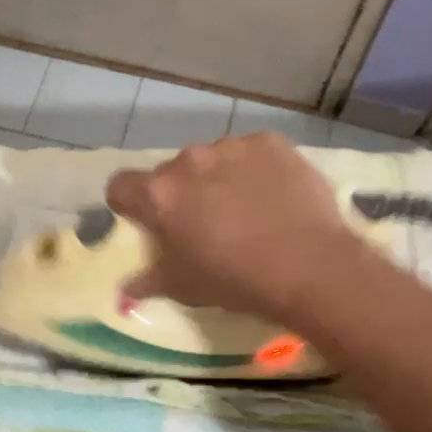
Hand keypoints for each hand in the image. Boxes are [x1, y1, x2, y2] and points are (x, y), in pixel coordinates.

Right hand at [104, 133, 369, 324]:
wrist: (310, 266)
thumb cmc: (236, 280)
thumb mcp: (185, 288)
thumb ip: (149, 281)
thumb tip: (126, 289)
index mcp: (160, 194)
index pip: (121, 185)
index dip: (131, 203)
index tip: (149, 222)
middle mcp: (189, 160)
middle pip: (173, 173)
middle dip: (183, 193)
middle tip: (207, 223)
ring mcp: (232, 147)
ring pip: (215, 159)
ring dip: (221, 178)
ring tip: (249, 210)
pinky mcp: (271, 142)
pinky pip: (253, 153)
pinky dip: (258, 170)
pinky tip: (276, 196)